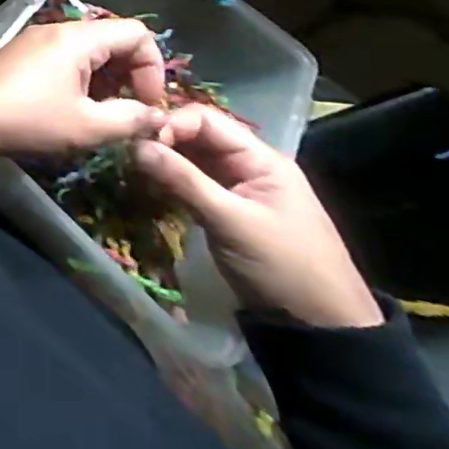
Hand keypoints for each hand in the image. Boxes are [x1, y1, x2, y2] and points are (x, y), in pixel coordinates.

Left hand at [0, 19, 168, 158]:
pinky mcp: (24, 54)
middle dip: (130, 76)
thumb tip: (157, 116)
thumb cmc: (26, 120)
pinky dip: (82, 80)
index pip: (136, 33)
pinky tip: (75, 110)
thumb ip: (131, 119)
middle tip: (128, 113)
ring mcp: (37, 40)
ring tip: (103, 117)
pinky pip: (67, 58)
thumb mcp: (87, 127)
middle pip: (114, 40)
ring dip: (106, 81)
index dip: (152, 68)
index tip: (146, 104)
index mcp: (76, 38)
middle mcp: (58, 30)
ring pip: (91, 51)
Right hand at [133, 105, 382, 328]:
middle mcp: (247, 165)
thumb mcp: (231, 221)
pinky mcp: (224, 208)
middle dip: (162, 139)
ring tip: (132, 166)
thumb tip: (135, 144)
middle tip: (128, 152)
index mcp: (261, 159)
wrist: (320, 328)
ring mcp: (235, 187)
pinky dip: (168, 179)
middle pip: (196, 135)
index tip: (140, 140)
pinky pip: (190, 181)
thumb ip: (183, 179)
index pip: (206, 120)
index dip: (171, 123)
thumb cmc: (283, 267)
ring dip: (162, 159)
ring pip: (190, 158)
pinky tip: (147, 183)